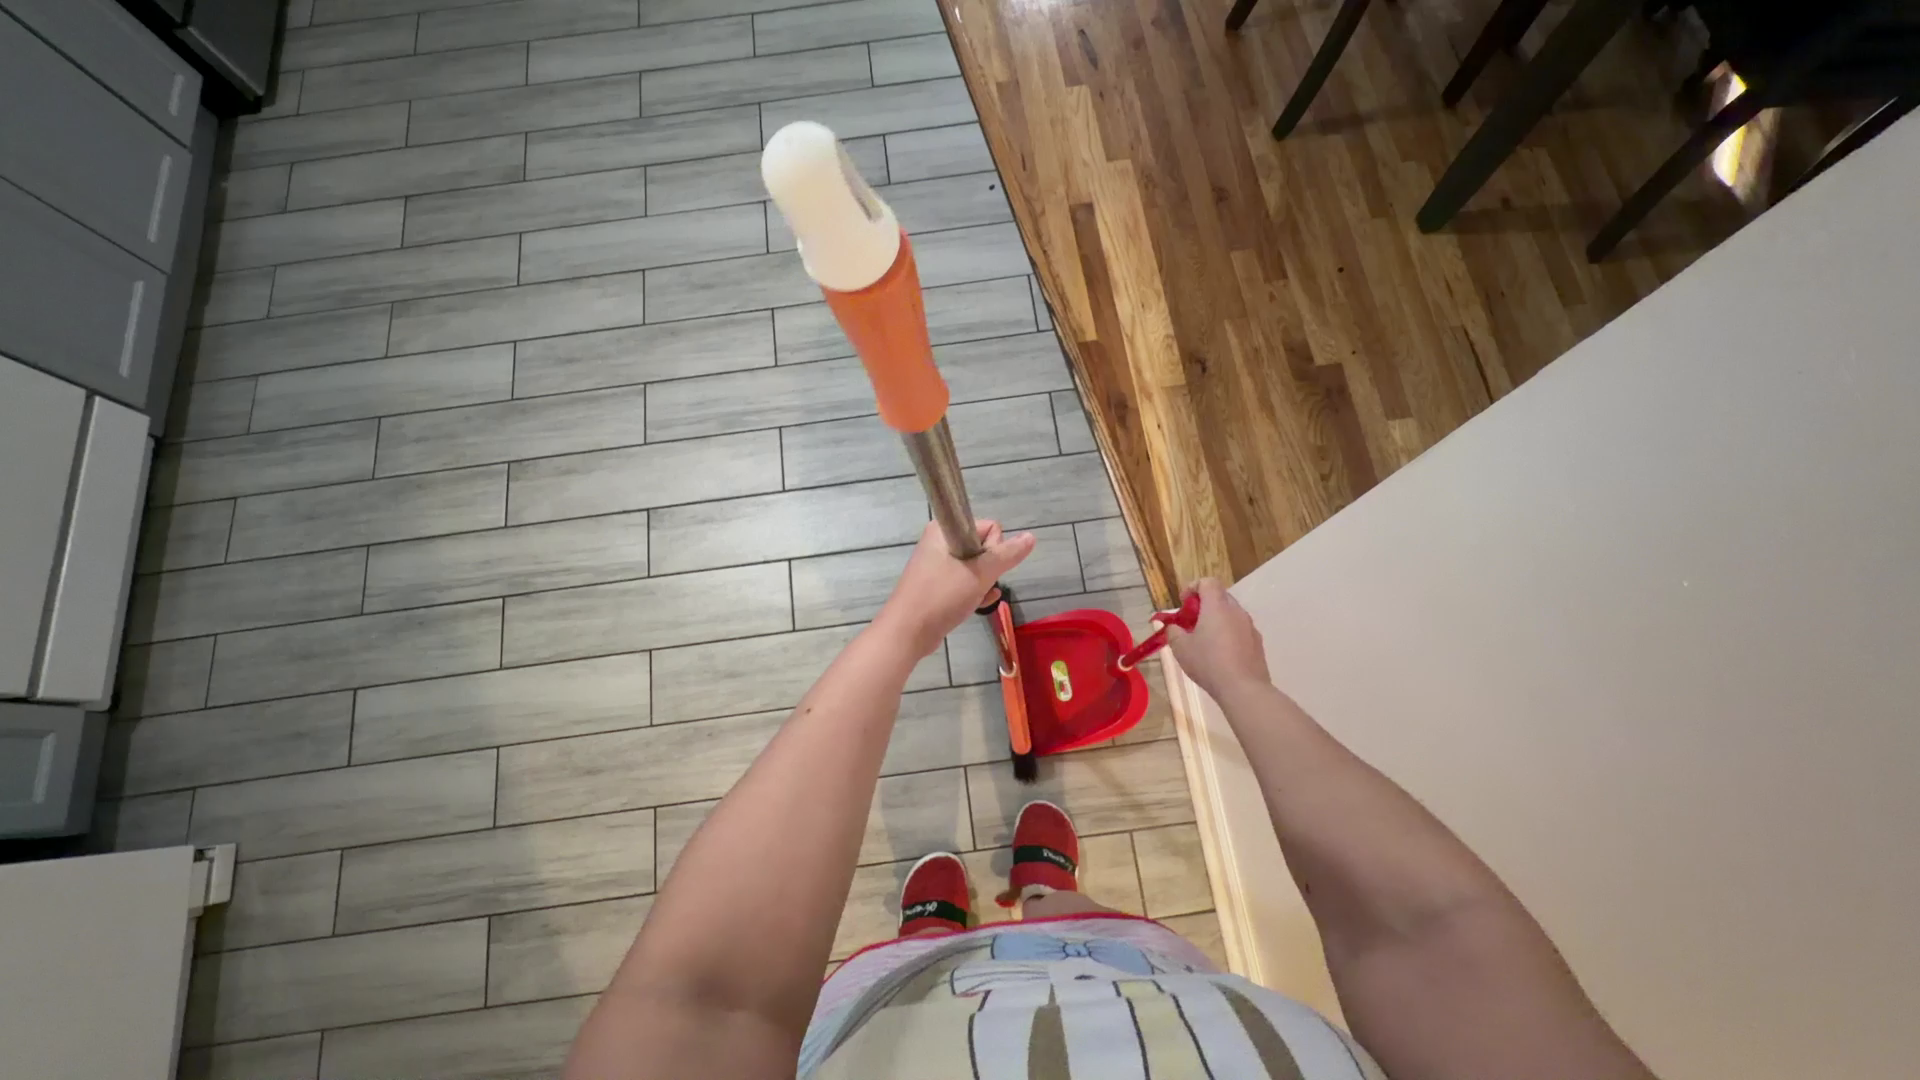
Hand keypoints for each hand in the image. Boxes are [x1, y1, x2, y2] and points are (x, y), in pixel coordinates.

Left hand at [876, 520, 1034, 656]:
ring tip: (972, 597)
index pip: (988, 527)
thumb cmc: (941, 597)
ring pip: (976, 568)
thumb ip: (1006, 555)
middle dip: (988, 569)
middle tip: (976, 584)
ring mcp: (937, 565)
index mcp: (944, 530)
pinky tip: (977, 604)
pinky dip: (973, 592)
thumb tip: (1031, 537)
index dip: (994, 548)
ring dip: (982, 583)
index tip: (982, 567)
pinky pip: (964, 582)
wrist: (907, 632)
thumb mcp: (979, 574)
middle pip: (983, 547)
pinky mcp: (937, 585)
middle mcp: (940, 542)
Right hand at [1165, 579, 1270, 697]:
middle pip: (1220, 596)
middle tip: (1192, 623)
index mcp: (1217, 607)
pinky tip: (1222, 655)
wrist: (1243, 688)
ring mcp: (1249, 626)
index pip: (1208, 582)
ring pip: (1231, 614)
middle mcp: (1236, 611)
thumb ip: (1173, 631)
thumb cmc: (1208, 663)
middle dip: (1204, 605)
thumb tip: (1172, 626)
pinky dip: (1229, 634)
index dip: (1193, 588)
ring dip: (1217, 620)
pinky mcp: (1257, 642)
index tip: (1184, 604)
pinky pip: (1240, 630)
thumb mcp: (1181, 648)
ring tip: (1206, 641)